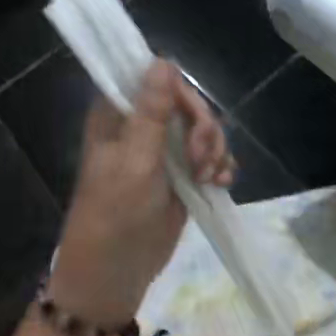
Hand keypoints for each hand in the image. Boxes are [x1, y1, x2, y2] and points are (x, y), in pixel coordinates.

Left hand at [49, 61, 232, 322]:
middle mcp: (140, 125)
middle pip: (185, 103)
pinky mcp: (180, 175)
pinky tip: (221, 183)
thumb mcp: (135, 161)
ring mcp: (161, 151)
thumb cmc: (115, 215)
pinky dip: (219, 165)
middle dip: (202, 127)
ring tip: (210, 177)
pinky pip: (209, 156)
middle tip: (201, 158)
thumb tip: (162, 59)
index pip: (155, 78)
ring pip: (201, 128)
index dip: (180, 93)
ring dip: (214, 148)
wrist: (115, 275)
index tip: (191, 121)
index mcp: (118, 114)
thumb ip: (151, 112)